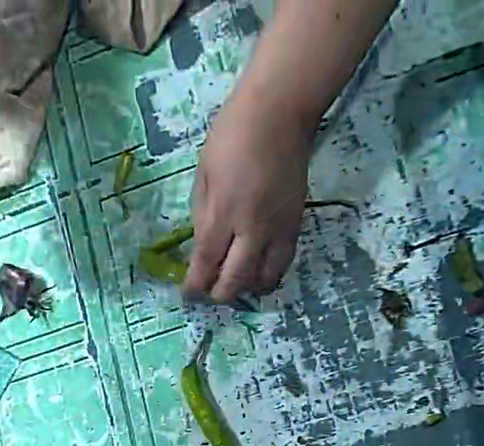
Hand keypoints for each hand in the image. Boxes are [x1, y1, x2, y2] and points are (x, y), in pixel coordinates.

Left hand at [185, 89, 312, 303]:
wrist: (280, 114)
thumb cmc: (233, 135)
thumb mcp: (204, 173)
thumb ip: (202, 215)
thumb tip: (203, 249)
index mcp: (224, 211)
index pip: (206, 261)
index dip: (195, 283)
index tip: (188, 293)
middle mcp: (252, 228)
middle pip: (236, 279)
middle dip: (220, 293)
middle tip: (211, 293)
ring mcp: (277, 230)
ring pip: (263, 279)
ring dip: (246, 288)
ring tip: (236, 284)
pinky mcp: (295, 227)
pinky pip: (282, 264)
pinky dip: (268, 276)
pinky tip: (258, 273)